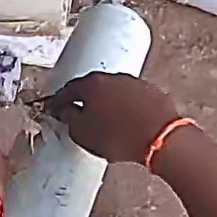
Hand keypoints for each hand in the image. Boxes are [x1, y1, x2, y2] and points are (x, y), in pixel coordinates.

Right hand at [49, 72, 182, 163]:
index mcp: (91, 84)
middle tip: (79, 114)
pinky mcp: (153, 94)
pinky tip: (125, 123)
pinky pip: (132, 100)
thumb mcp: (82, 133)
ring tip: (104, 122)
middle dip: (84, 100)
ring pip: (113, 92)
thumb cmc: (119, 136)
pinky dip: (125, 108)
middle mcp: (113, 78)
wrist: (161, 138)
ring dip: (106, 104)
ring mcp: (135, 84)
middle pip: (92, 87)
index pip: (69, 90)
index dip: (59, 101)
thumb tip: (67, 112)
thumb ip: (69, 119)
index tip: (55, 109)